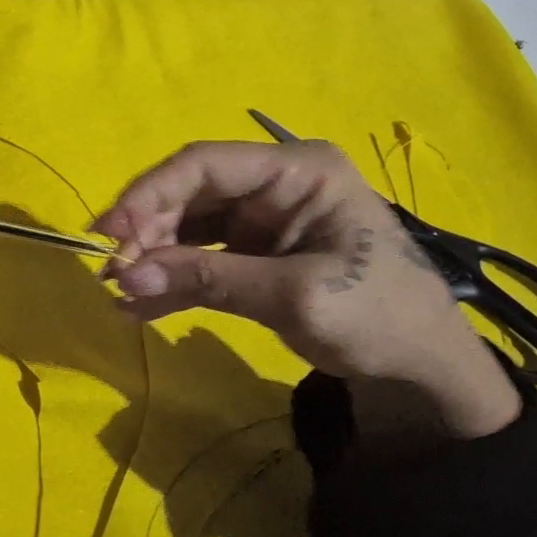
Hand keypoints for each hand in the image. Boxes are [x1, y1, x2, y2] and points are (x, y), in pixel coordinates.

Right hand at [94, 141, 519, 442]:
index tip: (111, 233)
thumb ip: (208, 280)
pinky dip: (171, 279)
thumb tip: (125, 278)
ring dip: (152, 257)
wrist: (425, 371)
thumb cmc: (380, 318)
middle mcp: (273, 184)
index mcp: (297, 171)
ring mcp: (262, 218)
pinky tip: (141, 306)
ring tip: (120, 292)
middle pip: (190, 193)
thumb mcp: (295, 297)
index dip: (151, 194)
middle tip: (113, 271)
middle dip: (148, 231)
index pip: (205, 165)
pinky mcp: (253, 251)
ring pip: (186, 224)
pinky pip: (198, 256)